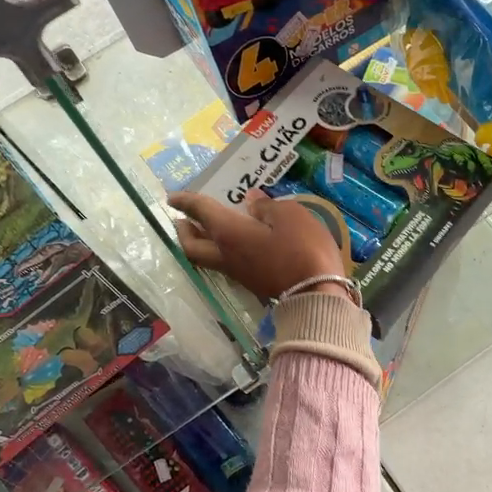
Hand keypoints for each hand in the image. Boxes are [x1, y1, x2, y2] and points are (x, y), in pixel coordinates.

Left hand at [169, 189, 346, 300]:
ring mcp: (240, 274)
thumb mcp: (290, 215)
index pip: (200, 212)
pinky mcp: (255, 284)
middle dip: (184, 231)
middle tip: (184, 219)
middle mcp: (226, 255)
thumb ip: (267, 206)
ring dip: (203, 243)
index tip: (172, 197)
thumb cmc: (302, 249)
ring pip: (208, 258)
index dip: (186, 202)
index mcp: (229, 233)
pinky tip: (238, 242)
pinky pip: (228, 264)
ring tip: (209, 229)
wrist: (318, 295)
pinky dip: (224, 251)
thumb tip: (251, 203)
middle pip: (192, 247)